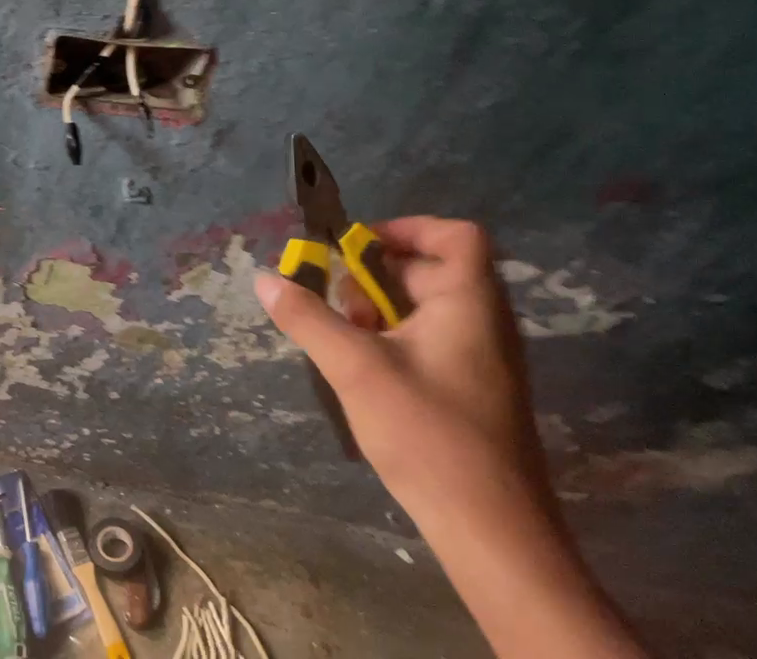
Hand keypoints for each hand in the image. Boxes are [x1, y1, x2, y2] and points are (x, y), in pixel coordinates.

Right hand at [253, 217, 546, 510]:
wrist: (491, 528)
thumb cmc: (428, 435)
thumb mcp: (355, 369)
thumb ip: (308, 318)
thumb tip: (265, 278)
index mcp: (470, 303)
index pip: (455, 235)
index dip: (404, 228)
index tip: (353, 248)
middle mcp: (484, 322)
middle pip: (428, 270)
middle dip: (372, 279)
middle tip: (337, 308)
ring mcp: (481, 358)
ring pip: (423, 309)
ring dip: (377, 314)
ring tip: (344, 344)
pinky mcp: (471, 389)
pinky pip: (428, 341)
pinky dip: (391, 342)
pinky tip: (362, 374)